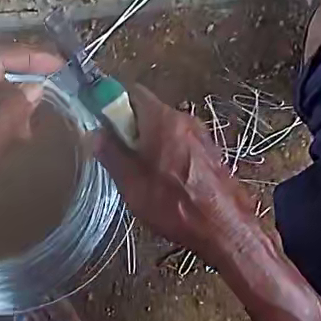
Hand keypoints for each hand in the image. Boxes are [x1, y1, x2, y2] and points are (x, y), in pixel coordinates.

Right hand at [94, 84, 273, 268]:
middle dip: (130, 129)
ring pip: (165, 130)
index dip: (112, 104)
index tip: (102, 126)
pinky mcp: (211, 153)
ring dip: (149, 145)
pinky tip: (166, 184)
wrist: (224, 228)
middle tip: (120, 159)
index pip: (131, 92)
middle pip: (149, 111)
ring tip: (142, 177)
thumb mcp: (131, 183)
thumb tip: (95, 133)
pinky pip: (181, 144)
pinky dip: (168, 156)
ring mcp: (201, 136)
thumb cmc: (174, 204)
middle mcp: (184, 119)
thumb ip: (111, 153)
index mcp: (162, 119)